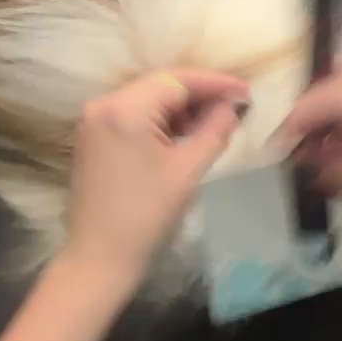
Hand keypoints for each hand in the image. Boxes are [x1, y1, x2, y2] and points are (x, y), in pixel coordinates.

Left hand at [60, 69, 250, 283]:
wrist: (99, 260)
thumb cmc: (146, 216)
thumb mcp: (188, 169)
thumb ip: (214, 129)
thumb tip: (234, 105)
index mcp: (124, 108)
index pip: (177, 80)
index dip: (216, 83)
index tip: (247, 91)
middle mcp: (103, 104)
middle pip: (161, 86)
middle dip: (200, 95)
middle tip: (236, 106)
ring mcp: (94, 121)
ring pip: (148, 100)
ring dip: (182, 109)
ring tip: (216, 122)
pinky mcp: (94, 138)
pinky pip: (134, 117)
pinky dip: (161, 122)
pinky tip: (186, 134)